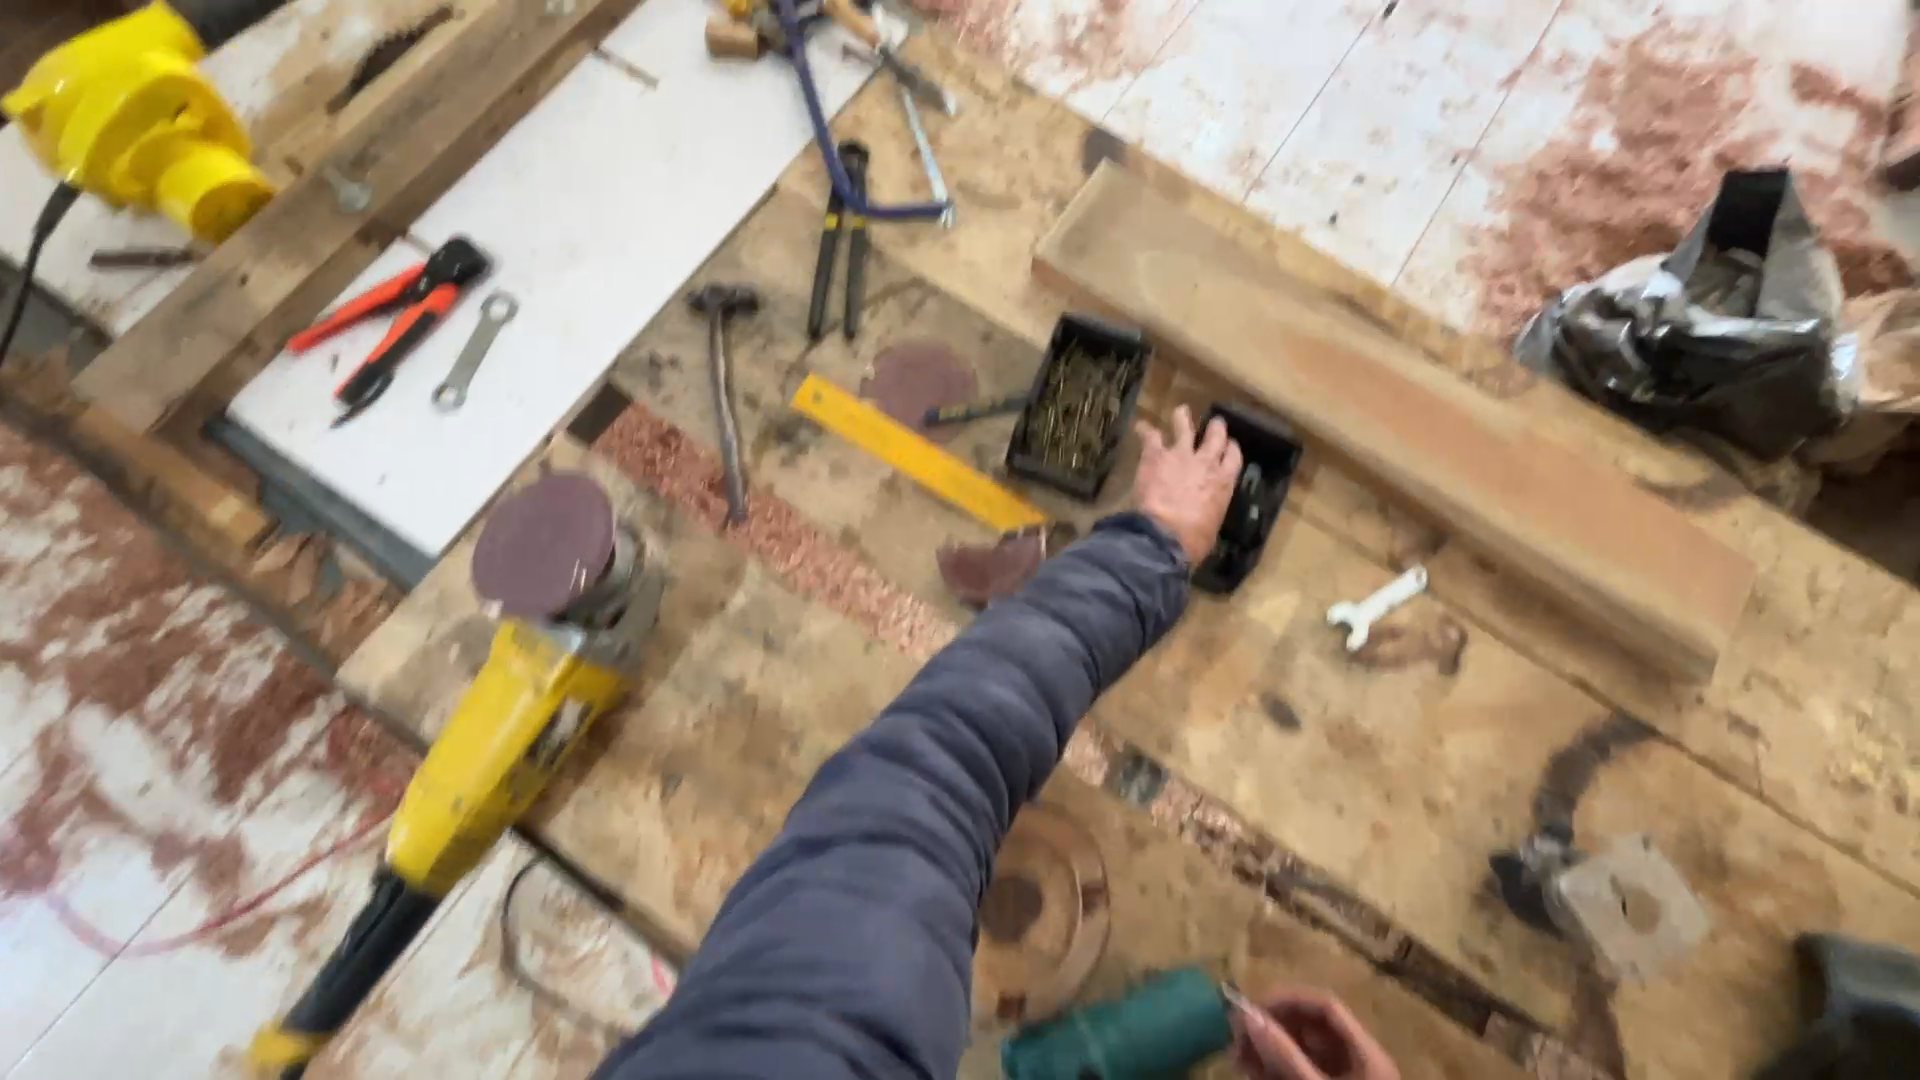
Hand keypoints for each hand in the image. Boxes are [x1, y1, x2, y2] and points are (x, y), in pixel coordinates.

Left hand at [1132, 405, 1242, 565]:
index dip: (1231, 449)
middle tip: (1215, 423)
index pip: (1233, 457)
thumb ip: (1210, 513)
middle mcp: (1206, 462)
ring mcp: (1181, 455)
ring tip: (1181, 411)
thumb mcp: (1212, 527)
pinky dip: (1145, 430)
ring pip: (1184, 427)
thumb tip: (1204, 519)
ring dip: (1182, 418)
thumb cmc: (1194, 540)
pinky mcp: (1156, 455)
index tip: (1230, 445)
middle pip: (1215, 436)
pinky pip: (1150, 436)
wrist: (1166, 534)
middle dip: (1216, 428)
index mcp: (1224, 482)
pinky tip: (1140, 425)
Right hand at [1232, 989, 1399, 1079]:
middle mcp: (1358, 1064)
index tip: (1252, 1008)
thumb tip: (1248, 1015)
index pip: (1324, 1007)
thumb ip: (1284, 1055)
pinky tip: (1251, 1074)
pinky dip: (1274, 1072)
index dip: (1287, 999)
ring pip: (1300, 1053)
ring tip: (1237, 1058)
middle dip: (1271, 1027)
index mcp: (1367, 1056)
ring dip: (1267, 1050)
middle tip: (1236, 1035)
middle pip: (1311, 1029)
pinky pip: (1298, 1075)